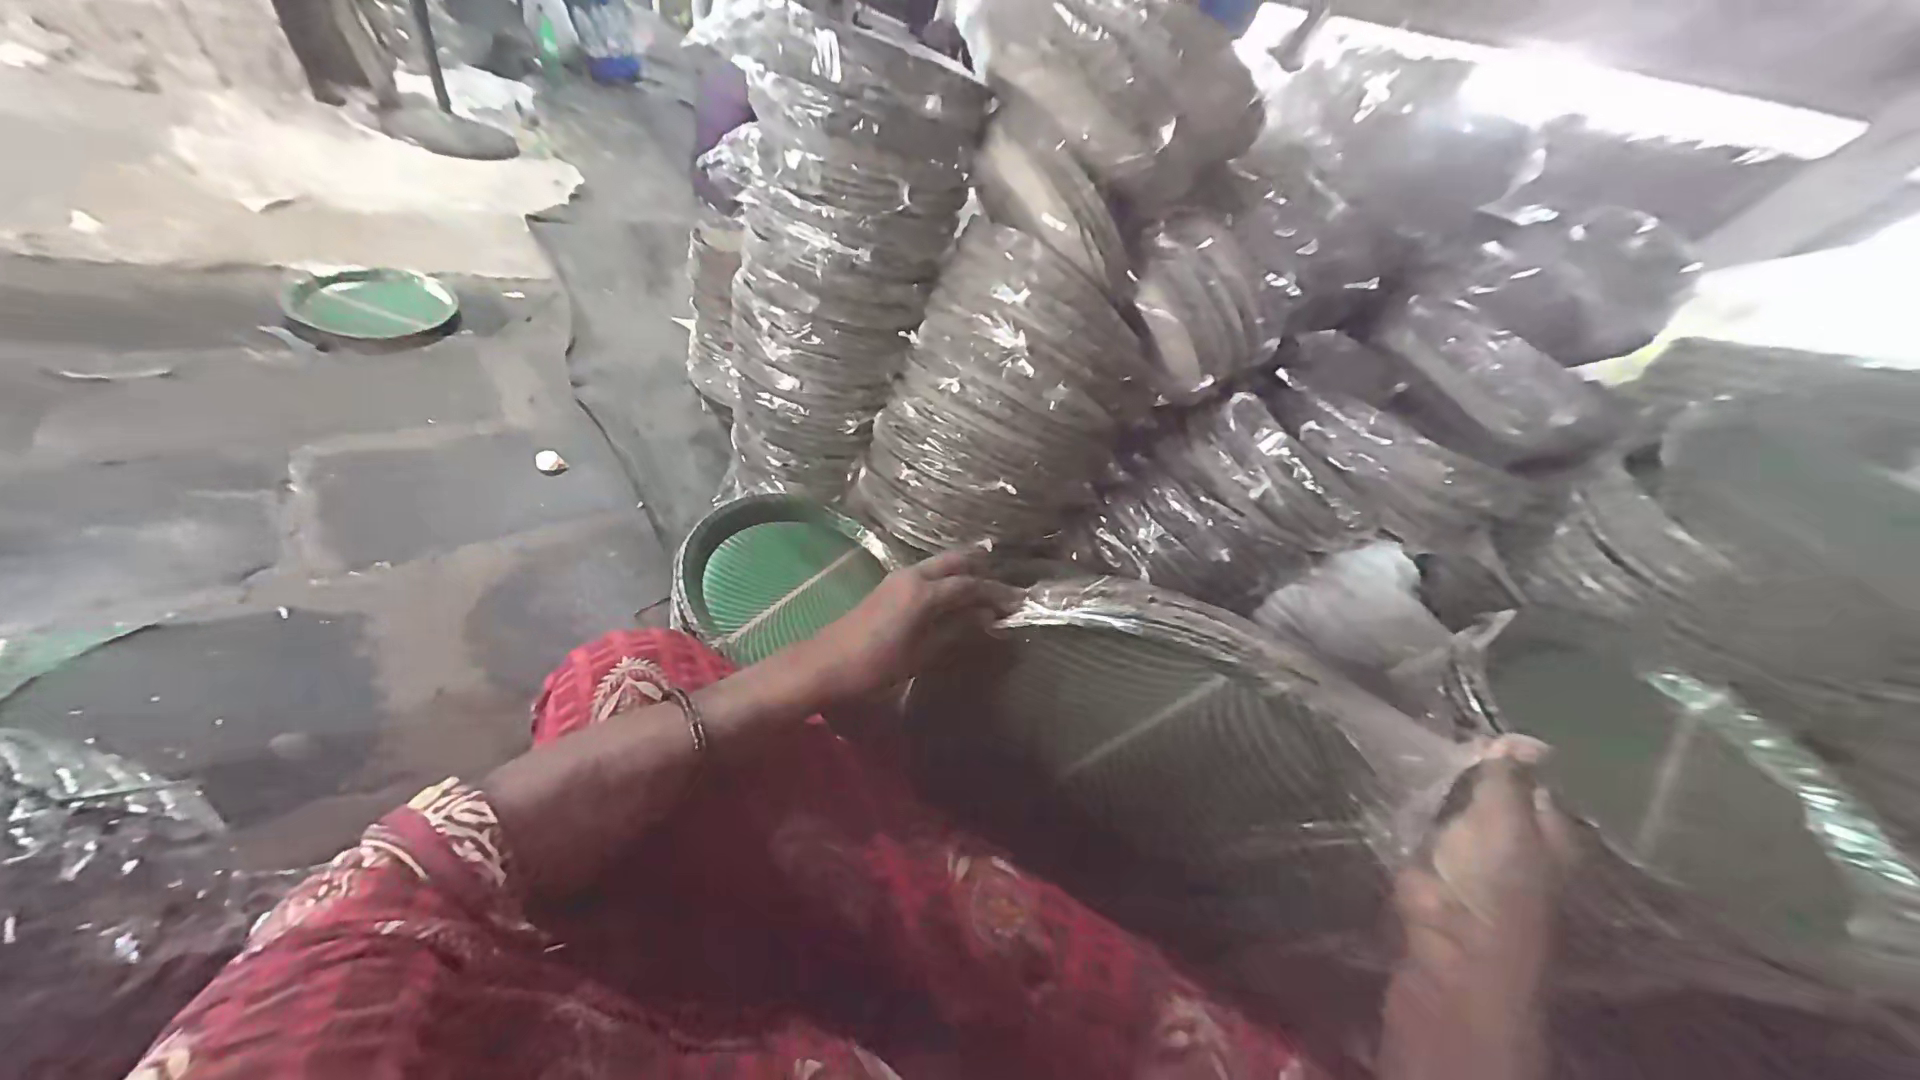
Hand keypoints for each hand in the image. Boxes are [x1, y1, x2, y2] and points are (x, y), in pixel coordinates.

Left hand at [800, 550, 1023, 705]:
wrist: (825, 664)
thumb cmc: (876, 665)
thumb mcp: (922, 653)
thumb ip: (957, 631)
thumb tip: (988, 618)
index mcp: (923, 592)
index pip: (970, 585)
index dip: (996, 593)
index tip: (1019, 602)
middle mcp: (913, 575)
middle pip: (956, 562)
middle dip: (982, 570)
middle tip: (1005, 587)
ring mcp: (898, 577)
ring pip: (940, 564)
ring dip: (963, 572)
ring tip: (985, 589)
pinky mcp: (889, 586)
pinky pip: (927, 572)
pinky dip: (947, 578)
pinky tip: (954, 594)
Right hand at [1396, 736, 1574, 979]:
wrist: (1449, 939)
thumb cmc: (1494, 884)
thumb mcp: (1506, 822)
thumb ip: (1507, 780)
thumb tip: (1526, 737)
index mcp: (1546, 832)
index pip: (1526, 780)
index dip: (1500, 752)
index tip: (1464, 722)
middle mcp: (1510, 839)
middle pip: (1484, 789)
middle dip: (1458, 763)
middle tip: (1425, 724)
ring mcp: (1466, 849)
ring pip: (1449, 802)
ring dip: (1429, 781)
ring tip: (1402, 739)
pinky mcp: (1426, 856)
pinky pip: (1417, 817)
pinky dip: (1406, 801)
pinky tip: (1387, 774)